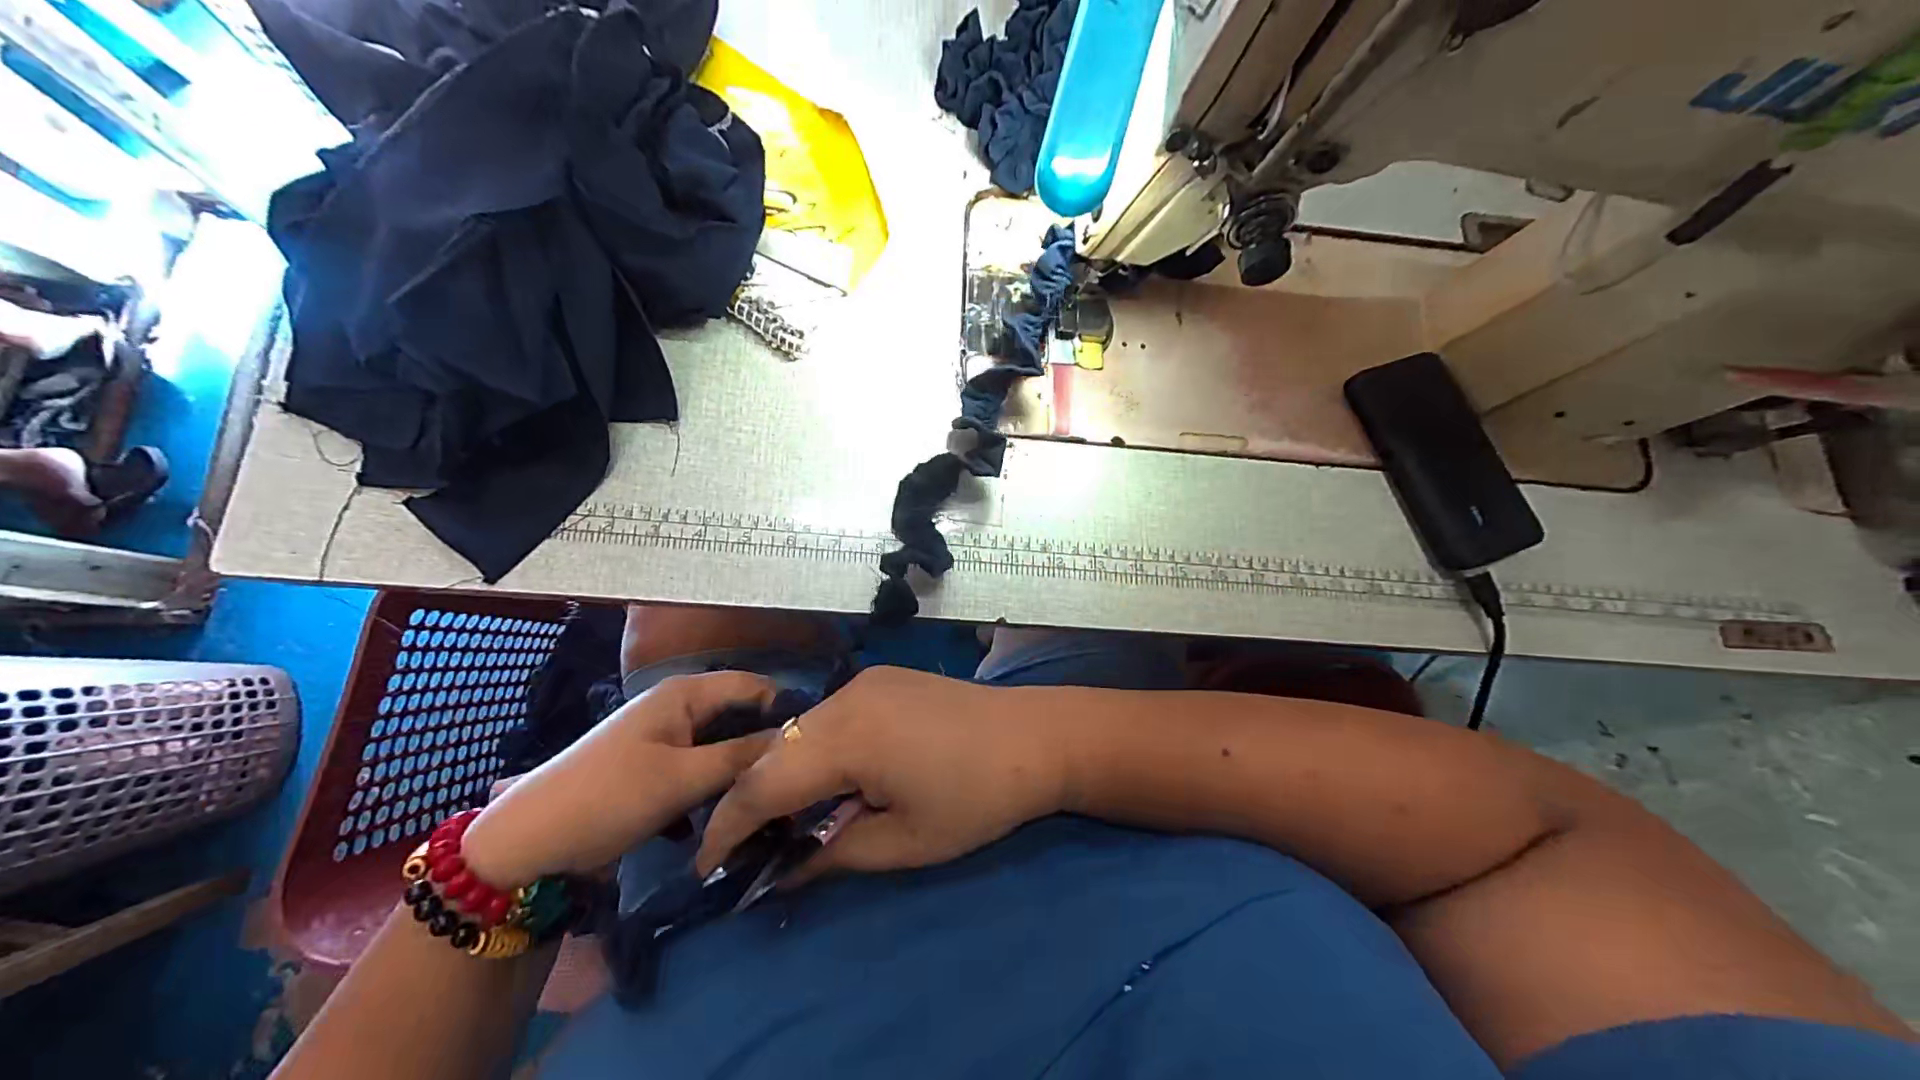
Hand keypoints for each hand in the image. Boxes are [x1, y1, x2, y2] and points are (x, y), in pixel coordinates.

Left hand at [462, 671, 776, 885]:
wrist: (528, 844)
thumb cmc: (608, 798)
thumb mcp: (682, 779)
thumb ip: (740, 757)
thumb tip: (793, 741)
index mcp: (683, 694)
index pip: (753, 686)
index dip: (783, 709)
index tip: (809, 748)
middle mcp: (677, 707)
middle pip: (738, 715)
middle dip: (764, 744)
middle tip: (794, 779)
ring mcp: (664, 737)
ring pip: (721, 745)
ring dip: (741, 769)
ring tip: (770, 798)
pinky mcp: (654, 768)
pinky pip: (701, 767)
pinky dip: (716, 785)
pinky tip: (732, 812)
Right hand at [694, 667, 1066, 882]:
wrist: (1037, 736)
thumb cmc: (977, 798)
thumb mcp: (905, 842)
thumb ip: (833, 856)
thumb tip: (780, 873)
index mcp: (848, 738)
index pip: (763, 785)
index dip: (729, 828)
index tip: (708, 867)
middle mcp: (845, 698)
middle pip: (774, 751)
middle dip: (750, 800)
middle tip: (744, 847)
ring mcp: (864, 681)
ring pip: (798, 730)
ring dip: (783, 772)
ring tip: (784, 818)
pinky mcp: (881, 678)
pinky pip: (827, 715)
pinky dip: (813, 749)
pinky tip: (827, 778)